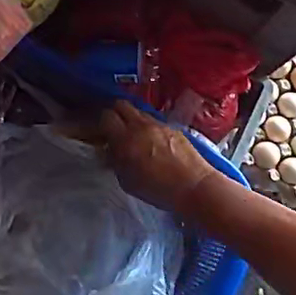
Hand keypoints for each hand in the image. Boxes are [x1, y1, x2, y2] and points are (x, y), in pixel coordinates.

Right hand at [99, 102, 218, 213]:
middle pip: (121, 104)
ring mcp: (158, 124)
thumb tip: (110, 151)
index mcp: (125, 139)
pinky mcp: (172, 128)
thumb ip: (115, 162)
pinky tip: (152, 142)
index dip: (101, 121)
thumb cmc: (157, 190)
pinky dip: (148, 127)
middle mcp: (140, 126)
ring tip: (133, 135)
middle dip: (115, 112)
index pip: (106, 116)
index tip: (101, 131)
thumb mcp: (128, 182)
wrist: (194, 186)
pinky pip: (154, 121)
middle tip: (114, 126)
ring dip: (132, 119)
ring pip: (138, 111)